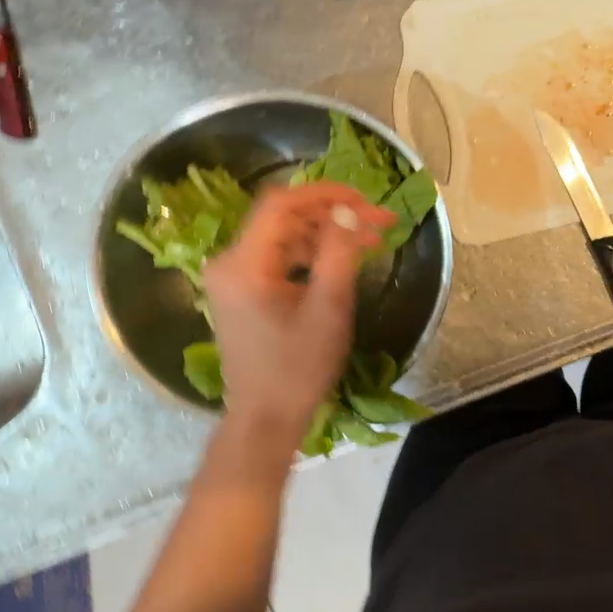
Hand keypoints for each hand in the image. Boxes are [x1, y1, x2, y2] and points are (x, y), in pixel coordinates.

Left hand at [202, 183, 395, 440]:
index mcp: (244, 263)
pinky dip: (314, 251)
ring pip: (287, 234)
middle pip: (286, 216)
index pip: (282, 204)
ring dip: (329, 231)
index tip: (367, 201)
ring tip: (374, 239)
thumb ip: (339, 252)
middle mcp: (231, 262)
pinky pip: (281, 255)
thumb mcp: (328, 308)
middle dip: (336, 213)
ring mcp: (235, 276)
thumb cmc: (298, 366)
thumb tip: (350, 211)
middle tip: (382, 221)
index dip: (327, 194)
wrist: (265, 418)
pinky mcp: (244, 290)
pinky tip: (346, 257)